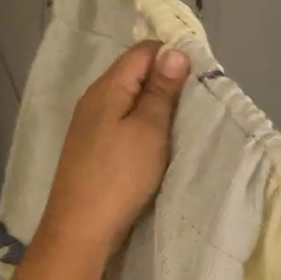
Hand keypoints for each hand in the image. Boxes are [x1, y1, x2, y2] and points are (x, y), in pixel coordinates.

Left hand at [40, 41, 189, 254]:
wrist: (80, 228)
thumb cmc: (119, 176)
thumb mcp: (149, 130)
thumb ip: (161, 91)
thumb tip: (174, 51)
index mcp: (107, 87)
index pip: (143, 51)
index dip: (172, 56)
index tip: (199, 78)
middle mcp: (94, 100)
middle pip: (135, 74)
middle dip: (166, 82)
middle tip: (196, 103)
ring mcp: (90, 126)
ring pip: (129, 101)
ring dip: (155, 107)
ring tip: (181, 124)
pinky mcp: (92, 149)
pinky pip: (122, 123)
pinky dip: (142, 127)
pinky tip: (156, 144)